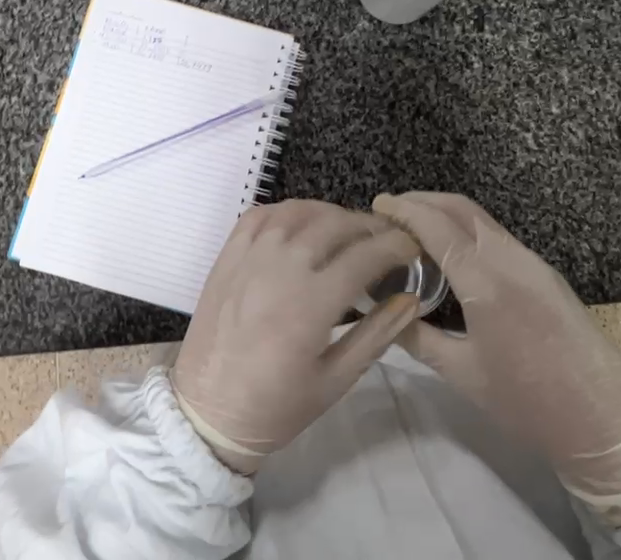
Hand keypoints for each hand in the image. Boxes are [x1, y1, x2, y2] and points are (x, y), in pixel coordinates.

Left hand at [171, 199, 422, 473]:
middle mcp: (281, 267)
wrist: (208, 410)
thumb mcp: (336, 381)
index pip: (366, 256)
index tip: (412, 247)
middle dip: (369, 226)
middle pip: (335, 225)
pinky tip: (303, 224)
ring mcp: (250, 256)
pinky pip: (260, 215)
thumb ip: (376, 336)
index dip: (396, 246)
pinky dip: (288, 211)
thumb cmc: (276, 405)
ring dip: (330, 213)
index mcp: (312, 302)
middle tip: (386, 238)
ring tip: (349, 229)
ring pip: (298, 212)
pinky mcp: (227, 256)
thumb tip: (410, 299)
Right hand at [373, 192, 620, 525]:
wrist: (608, 424)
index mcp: (485, 281)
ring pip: (481, 220)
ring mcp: (533, 263)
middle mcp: (510, 259)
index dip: (403, 210)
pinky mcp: (546, 274)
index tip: (377, 205)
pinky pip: (498, 237)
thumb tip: (383, 312)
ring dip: (445, 214)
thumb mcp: (462, 374)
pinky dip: (466, 231)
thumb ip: (417, 336)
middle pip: (460, 209)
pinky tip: (451, 252)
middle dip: (422, 201)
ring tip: (414, 228)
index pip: (435, 226)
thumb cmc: (528, 404)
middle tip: (391, 211)